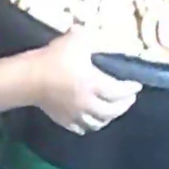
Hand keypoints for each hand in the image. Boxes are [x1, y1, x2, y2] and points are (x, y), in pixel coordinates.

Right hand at [26, 29, 141, 134]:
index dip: (130, 90)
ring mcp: (76, 115)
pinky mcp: (65, 122)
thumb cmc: (55, 57)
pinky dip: (90, 126)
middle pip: (111, 112)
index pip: (118, 91)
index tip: (137, 86)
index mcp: (93, 83)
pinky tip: (92, 121)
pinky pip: (82, 129)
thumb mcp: (79, 39)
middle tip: (129, 100)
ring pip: (98, 123)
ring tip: (112, 111)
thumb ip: (96, 42)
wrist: (32, 78)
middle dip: (123, 107)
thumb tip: (107, 45)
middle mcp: (87, 103)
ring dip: (108, 118)